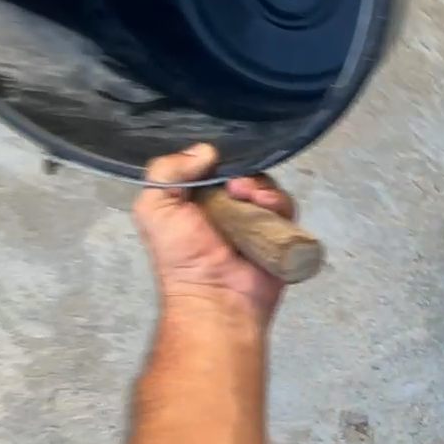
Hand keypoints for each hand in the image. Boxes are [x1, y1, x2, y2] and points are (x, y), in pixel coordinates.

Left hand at [133, 144, 295, 324]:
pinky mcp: (282, 237)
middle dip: (247, 177)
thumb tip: (206, 150)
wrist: (216, 293)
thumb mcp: (155, 207)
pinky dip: (282, 206)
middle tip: (238, 189)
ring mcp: (259, 224)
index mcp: (200, 201)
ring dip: (266, 190)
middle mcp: (231, 210)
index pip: (218, 170)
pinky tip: (270, 210)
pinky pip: (289, 212)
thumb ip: (167, 171)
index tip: (221, 169)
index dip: (222, 164)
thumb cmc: (182, 254)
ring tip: (255, 201)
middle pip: (249, 178)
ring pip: (271, 192)